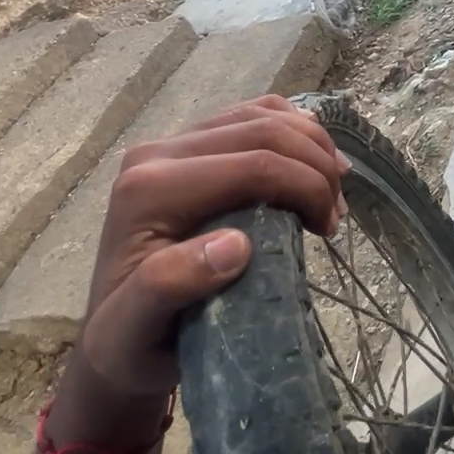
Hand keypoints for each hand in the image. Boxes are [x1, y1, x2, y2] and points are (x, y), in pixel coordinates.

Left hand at [78, 95, 348, 394]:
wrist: (118, 337)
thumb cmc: (134, 341)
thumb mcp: (137, 333)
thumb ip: (169, 286)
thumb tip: (235, 245)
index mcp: (148, 189)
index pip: (253, 165)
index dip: (306, 186)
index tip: (329, 229)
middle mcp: (157, 153)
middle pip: (265, 131)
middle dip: (317, 166)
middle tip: (335, 214)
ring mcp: (174, 142)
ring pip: (265, 115)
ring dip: (314, 146)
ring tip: (332, 190)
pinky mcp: (192, 142)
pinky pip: (256, 112)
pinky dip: (296, 127)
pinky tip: (314, 156)